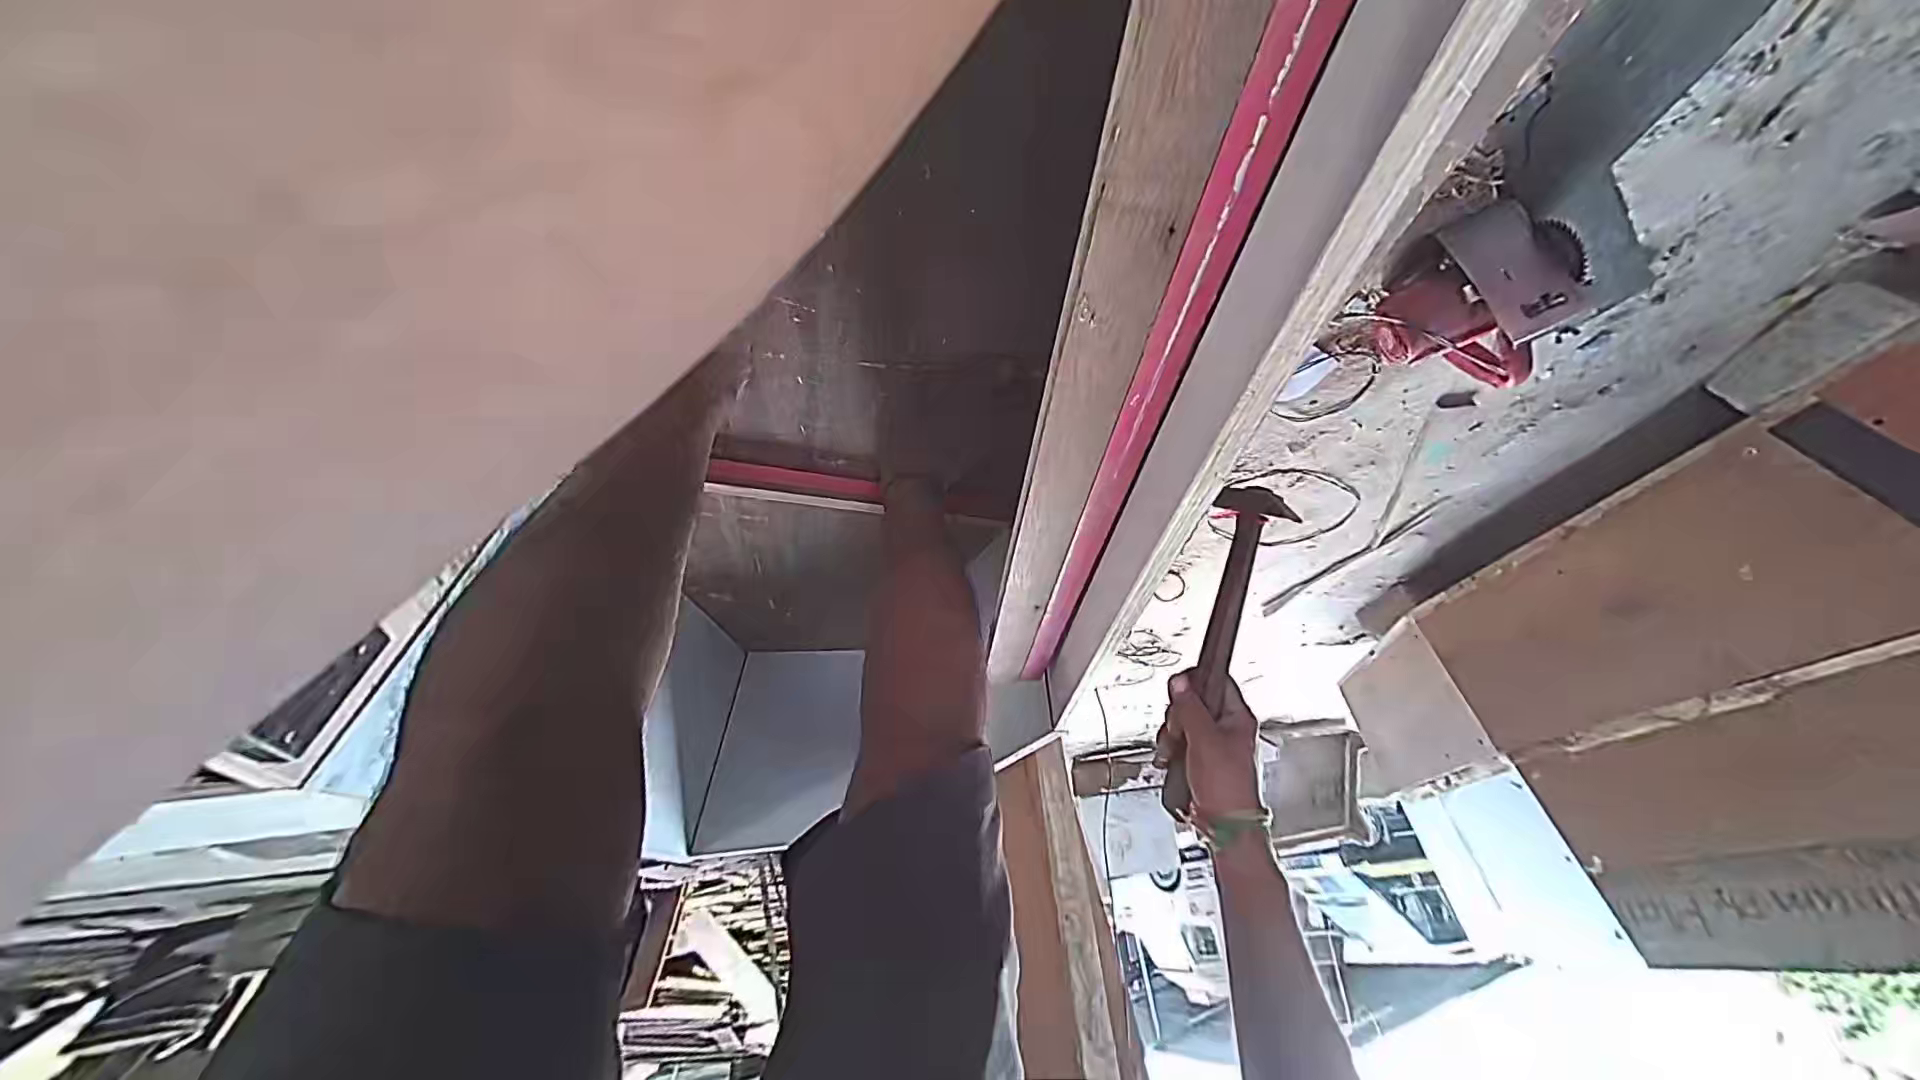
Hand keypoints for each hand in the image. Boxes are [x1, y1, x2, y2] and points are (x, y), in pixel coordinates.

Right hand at [1156, 670, 1262, 819]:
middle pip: (1194, 701)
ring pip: (1183, 721)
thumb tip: (1180, 682)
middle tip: (1178, 727)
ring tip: (1174, 748)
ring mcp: (1212, 742)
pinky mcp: (1200, 756)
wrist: (1224, 824)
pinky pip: (1179, 740)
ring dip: (1171, 733)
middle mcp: (1226, 726)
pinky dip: (1171, 747)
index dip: (1196, 680)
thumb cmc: (1226, 786)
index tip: (1178, 687)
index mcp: (1236, 716)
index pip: (1216, 681)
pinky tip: (1171, 758)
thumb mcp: (1204, 739)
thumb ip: (1190, 708)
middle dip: (1178, 714)